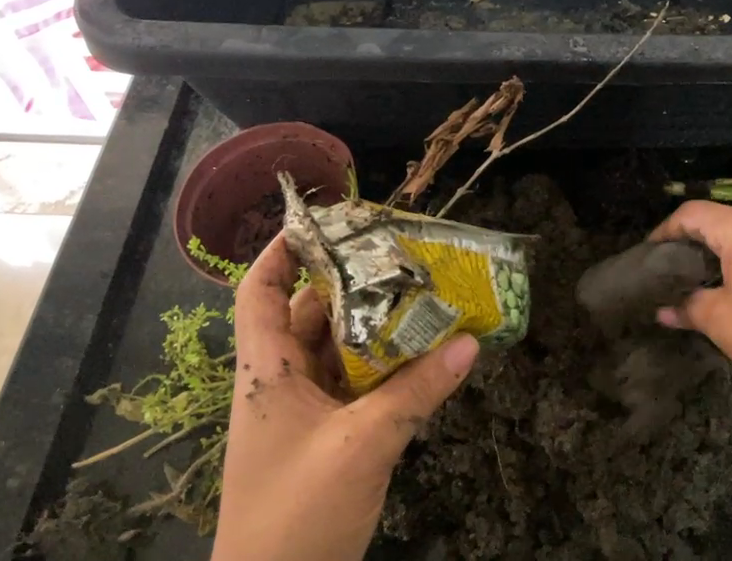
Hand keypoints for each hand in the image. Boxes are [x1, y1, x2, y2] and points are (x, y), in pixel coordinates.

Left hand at [212, 233, 479, 560]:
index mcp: (266, 371)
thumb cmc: (296, 512)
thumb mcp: (362, 446)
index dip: (284, 249)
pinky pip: (357, 386)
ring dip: (378, 326)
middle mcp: (282, 382)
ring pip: (340, 350)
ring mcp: (304, 414)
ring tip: (425, 293)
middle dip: (355, 281)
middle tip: (404, 253)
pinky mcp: (327, 441)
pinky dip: (387, 368)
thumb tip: (470, 343)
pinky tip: (426, 355)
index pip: (261, 291)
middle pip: (313, 312)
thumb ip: (416, 392)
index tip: (327, 220)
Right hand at [650, 200, 731, 418]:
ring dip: (723, 252)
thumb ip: (689, 307)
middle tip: (673, 272)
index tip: (648, 257)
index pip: (692, 214)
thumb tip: (664, 309)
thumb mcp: (722, 324)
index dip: (665, 231)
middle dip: (694, 242)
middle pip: (721, 219)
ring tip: (705, 284)